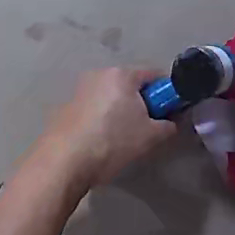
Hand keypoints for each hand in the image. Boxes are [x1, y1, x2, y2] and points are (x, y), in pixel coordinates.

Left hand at [30, 67, 177, 190]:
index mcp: (122, 74)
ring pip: (111, 96)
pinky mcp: (66, 106)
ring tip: (123, 139)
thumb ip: (168, 125)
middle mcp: (99, 74)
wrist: (63, 161)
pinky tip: (102, 142)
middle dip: (142, 103)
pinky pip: (94, 108)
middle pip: (131, 84)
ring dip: (121, 111)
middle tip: (148, 128)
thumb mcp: (150, 136)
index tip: (170, 113)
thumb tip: (171, 122)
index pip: (154, 74)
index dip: (167, 93)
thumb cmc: (112, 141)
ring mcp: (80, 89)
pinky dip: (103, 119)